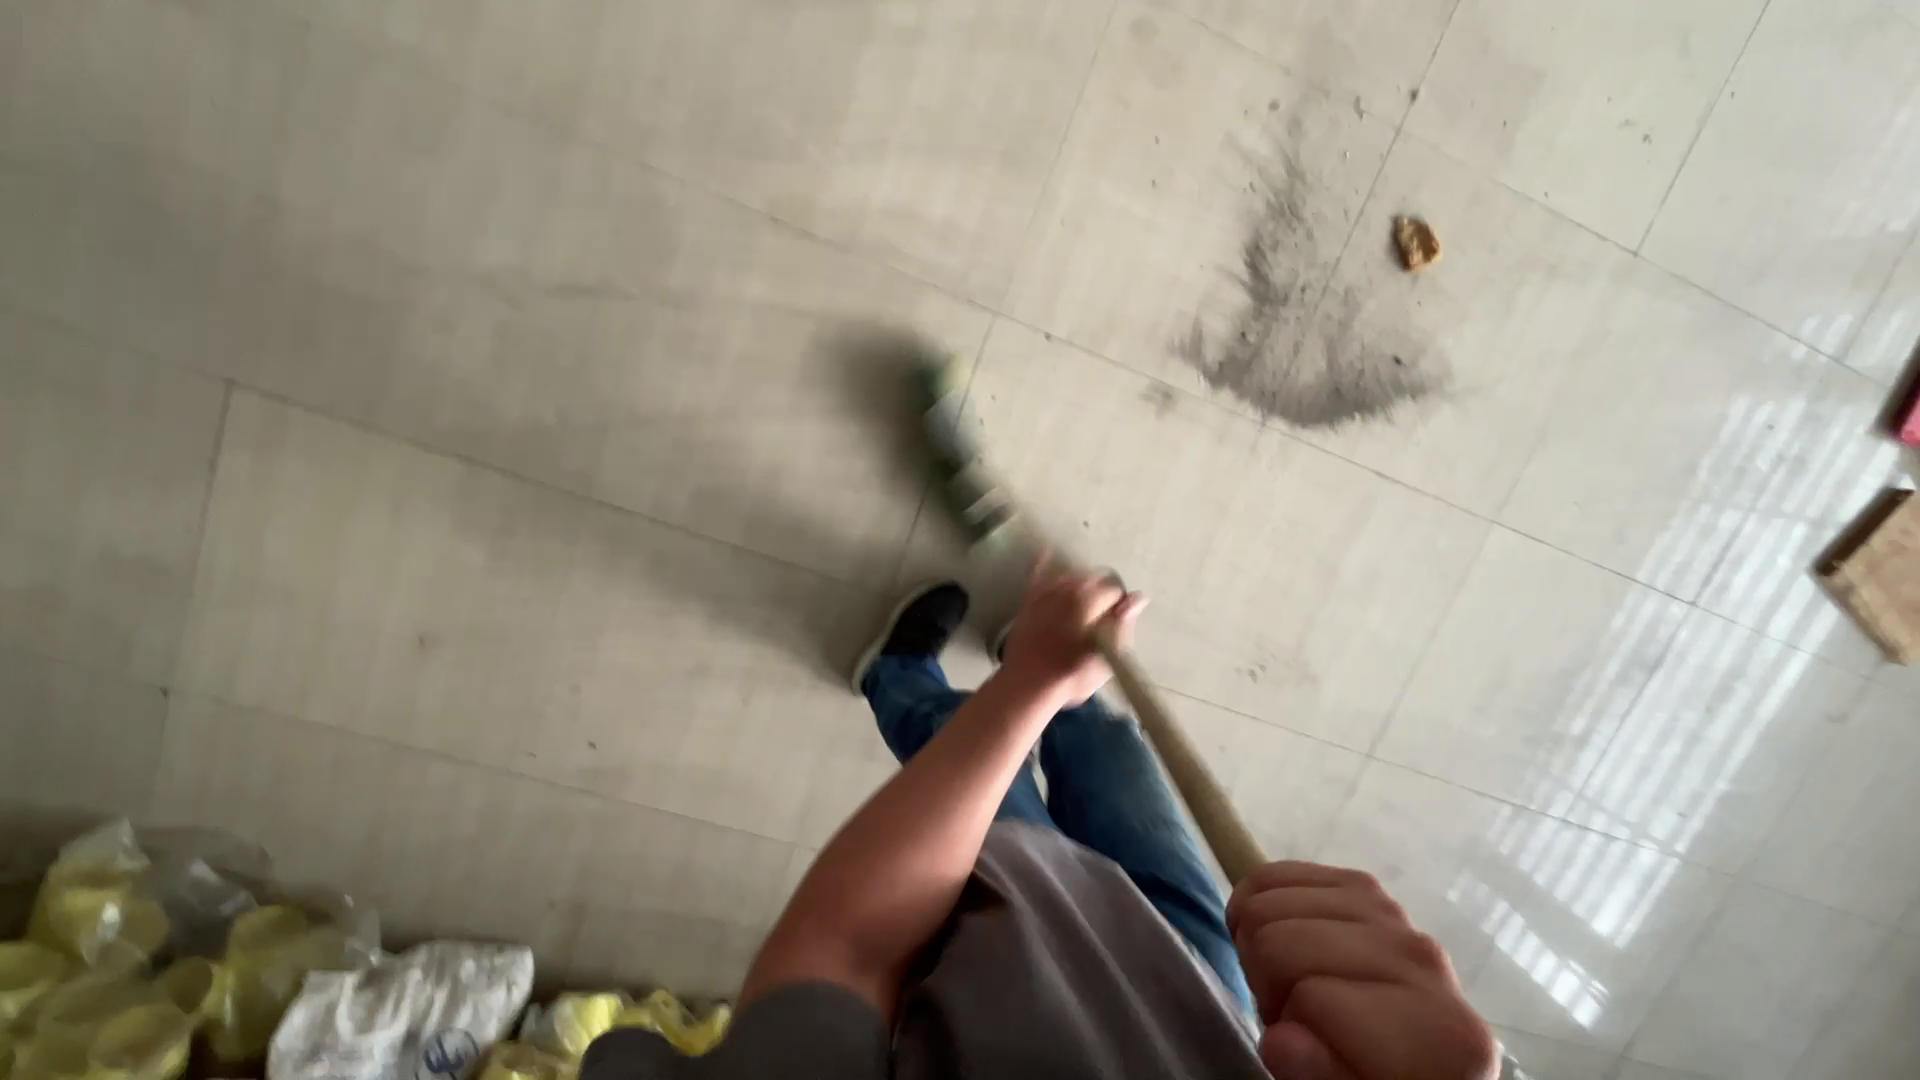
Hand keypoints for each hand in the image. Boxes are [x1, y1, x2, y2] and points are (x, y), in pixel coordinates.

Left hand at [998, 551, 1146, 707]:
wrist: (1028, 683)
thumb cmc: (1073, 674)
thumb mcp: (1108, 655)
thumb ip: (1123, 623)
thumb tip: (1138, 598)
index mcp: (1091, 598)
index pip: (1115, 591)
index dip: (1118, 609)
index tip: (1115, 626)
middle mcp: (1069, 586)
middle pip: (1094, 578)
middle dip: (1101, 593)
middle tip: (1099, 618)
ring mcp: (1046, 591)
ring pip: (1070, 575)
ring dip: (1080, 584)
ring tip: (1081, 604)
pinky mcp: (1028, 599)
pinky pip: (1038, 572)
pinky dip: (1044, 562)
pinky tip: (1046, 551)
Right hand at [1228, 862, 1498, 1079]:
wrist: (1407, 1051)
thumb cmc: (1377, 1077)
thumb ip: (1323, 1079)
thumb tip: (1281, 1041)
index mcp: (1435, 1032)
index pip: (1312, 998)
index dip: (1290, 1025)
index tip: (1305, 1046)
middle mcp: (1421, 958)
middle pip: (1281, 940)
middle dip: (1268, 979)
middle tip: (1291, 1011)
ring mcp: (1391, 911)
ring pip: (1266, 901)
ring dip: (1260, 942)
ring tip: (1291, 979)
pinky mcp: (1361, 885)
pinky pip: (1272, 873)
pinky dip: (1256, 903)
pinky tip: (1280, 937)